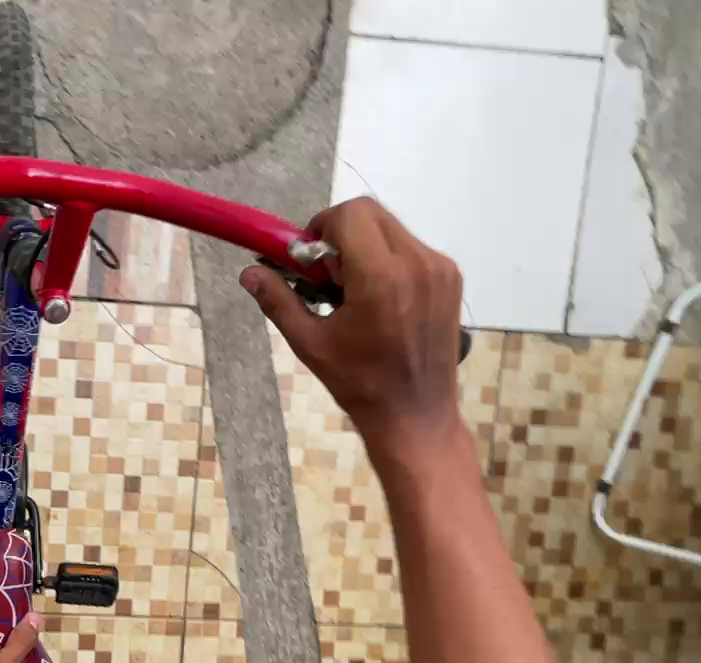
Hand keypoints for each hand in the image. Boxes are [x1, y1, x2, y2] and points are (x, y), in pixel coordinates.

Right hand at [239, 197, 466, 466]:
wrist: (413, 412)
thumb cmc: (356, 382)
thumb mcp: (309, 343)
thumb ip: (279, 301)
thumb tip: (248, 273)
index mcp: (380, 278)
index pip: (350, 214)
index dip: (321, 227)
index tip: (309, 260)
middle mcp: (417, 261)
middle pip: (371, 212)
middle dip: (341, 233)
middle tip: (326, 275)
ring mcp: (440, 267)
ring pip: (392, 228)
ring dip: (364, 246)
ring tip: (353, 292)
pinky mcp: (451, 277)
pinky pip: (412, 248)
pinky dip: (388, 261)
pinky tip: (379, 301)